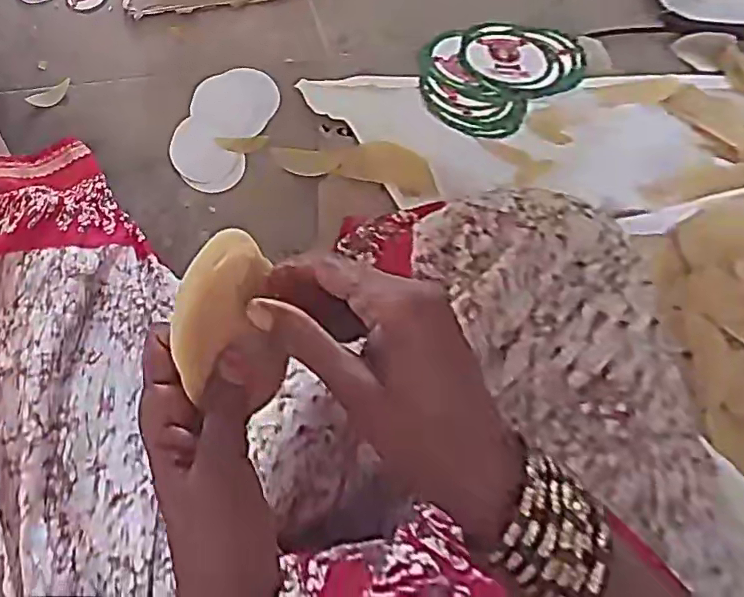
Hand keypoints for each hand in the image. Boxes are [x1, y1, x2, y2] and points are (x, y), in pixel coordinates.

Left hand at [140, 326, 281, 596]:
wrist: (235, 593)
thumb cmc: (217, 536)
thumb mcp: (219, 465)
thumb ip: (223, 404)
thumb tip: (230, 345)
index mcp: (160, 415)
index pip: (160, 348)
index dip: (185, 321)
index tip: (220, 299)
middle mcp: (176, 414)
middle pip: (188, 356)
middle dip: (213, 333)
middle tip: (251, 309)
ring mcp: (201, 427)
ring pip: (211, 375)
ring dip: (232, 355)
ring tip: (263, 329)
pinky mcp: (225, 441)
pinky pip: (229, 396)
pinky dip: (244, 380)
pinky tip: (268, 368)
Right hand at [249, 254, 525, 544]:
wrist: (488, 477)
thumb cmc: (420, 440)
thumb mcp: (354, 389)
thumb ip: (305, 339)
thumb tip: (259, 306)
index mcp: (398, 301)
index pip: (328, 265)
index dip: (287, 272)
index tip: (254, 289)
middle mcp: (415, 289)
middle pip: (344, 272)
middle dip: (302, 287)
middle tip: (264, 309)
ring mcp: (426, 302)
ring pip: (359, 286)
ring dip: (322, 301)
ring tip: (285, 324)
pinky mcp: (430, 318)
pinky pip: (377, 302)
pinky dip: (348, 313)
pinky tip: (322, 335)